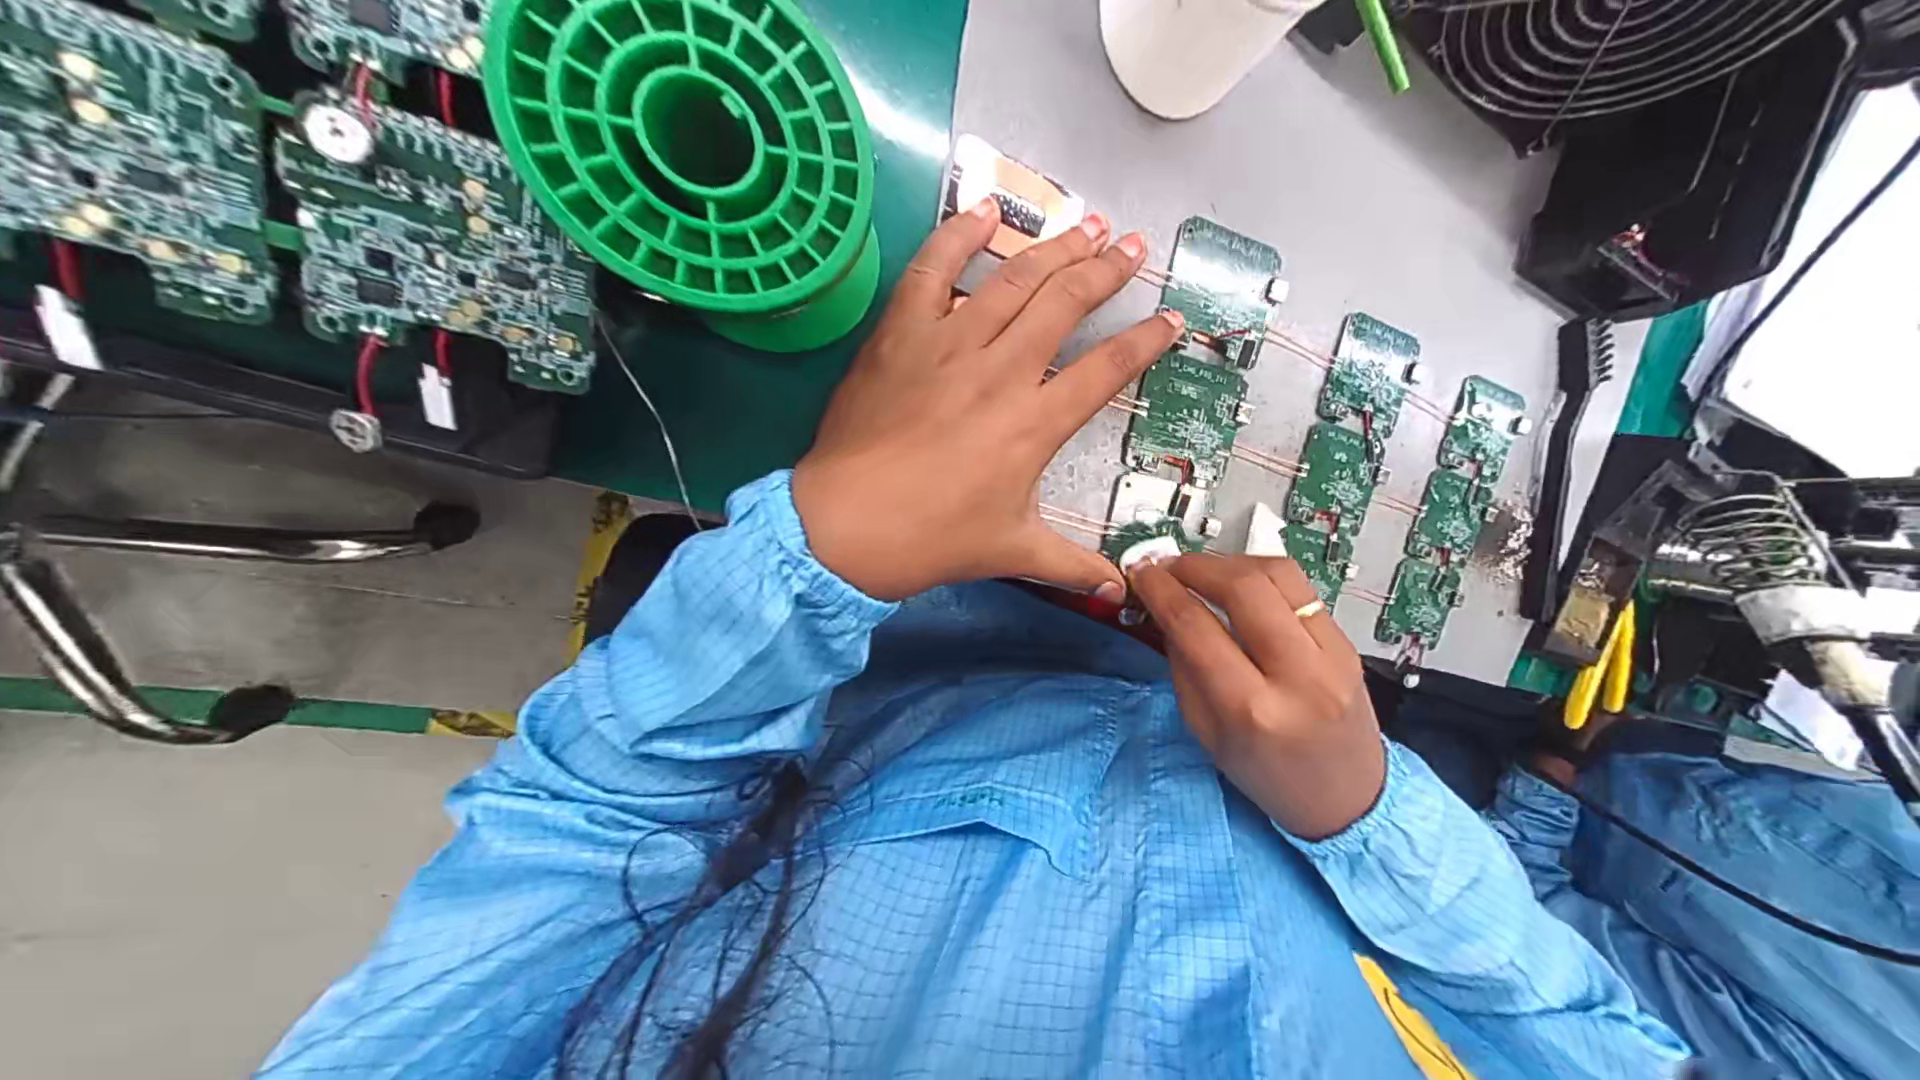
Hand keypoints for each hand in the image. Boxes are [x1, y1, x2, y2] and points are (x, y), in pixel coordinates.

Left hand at [792, 199, 1182, 600]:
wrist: (846, 526)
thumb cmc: (932, 540)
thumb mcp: (1011, 551)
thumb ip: (1073, 566)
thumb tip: (1121, 594)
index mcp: (1035, 424)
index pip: (1107, 369)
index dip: (1146, 341)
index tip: (1171, 319)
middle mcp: (1002, 372)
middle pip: (1066, 304)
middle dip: (1106, 271)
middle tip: (1128, 246)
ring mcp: (949, 345)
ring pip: (1013, 278)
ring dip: (1054, 248)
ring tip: (1085, 225)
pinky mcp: (901, 334)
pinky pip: (932, 270)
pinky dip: (959, 235)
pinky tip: (984, 211)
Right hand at [1129, 554, 1386, 839]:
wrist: (1347, 799)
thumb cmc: (1267, 775)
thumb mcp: (1206, 731)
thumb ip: (1184, 667)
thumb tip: (1166, 608)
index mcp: (1252, 710)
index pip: (1195, 626)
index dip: (1160, 590)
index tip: (1142, 574)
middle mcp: (1299, 677)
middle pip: (1243, 587)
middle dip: (1195, 566)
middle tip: (1168, 566)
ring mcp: (1333, 656)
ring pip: (1279, 574)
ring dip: (1230, 561)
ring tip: (1202, 570)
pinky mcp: (1348, 644)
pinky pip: (1301, 588)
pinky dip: (1260, 576)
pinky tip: (1239, 584)